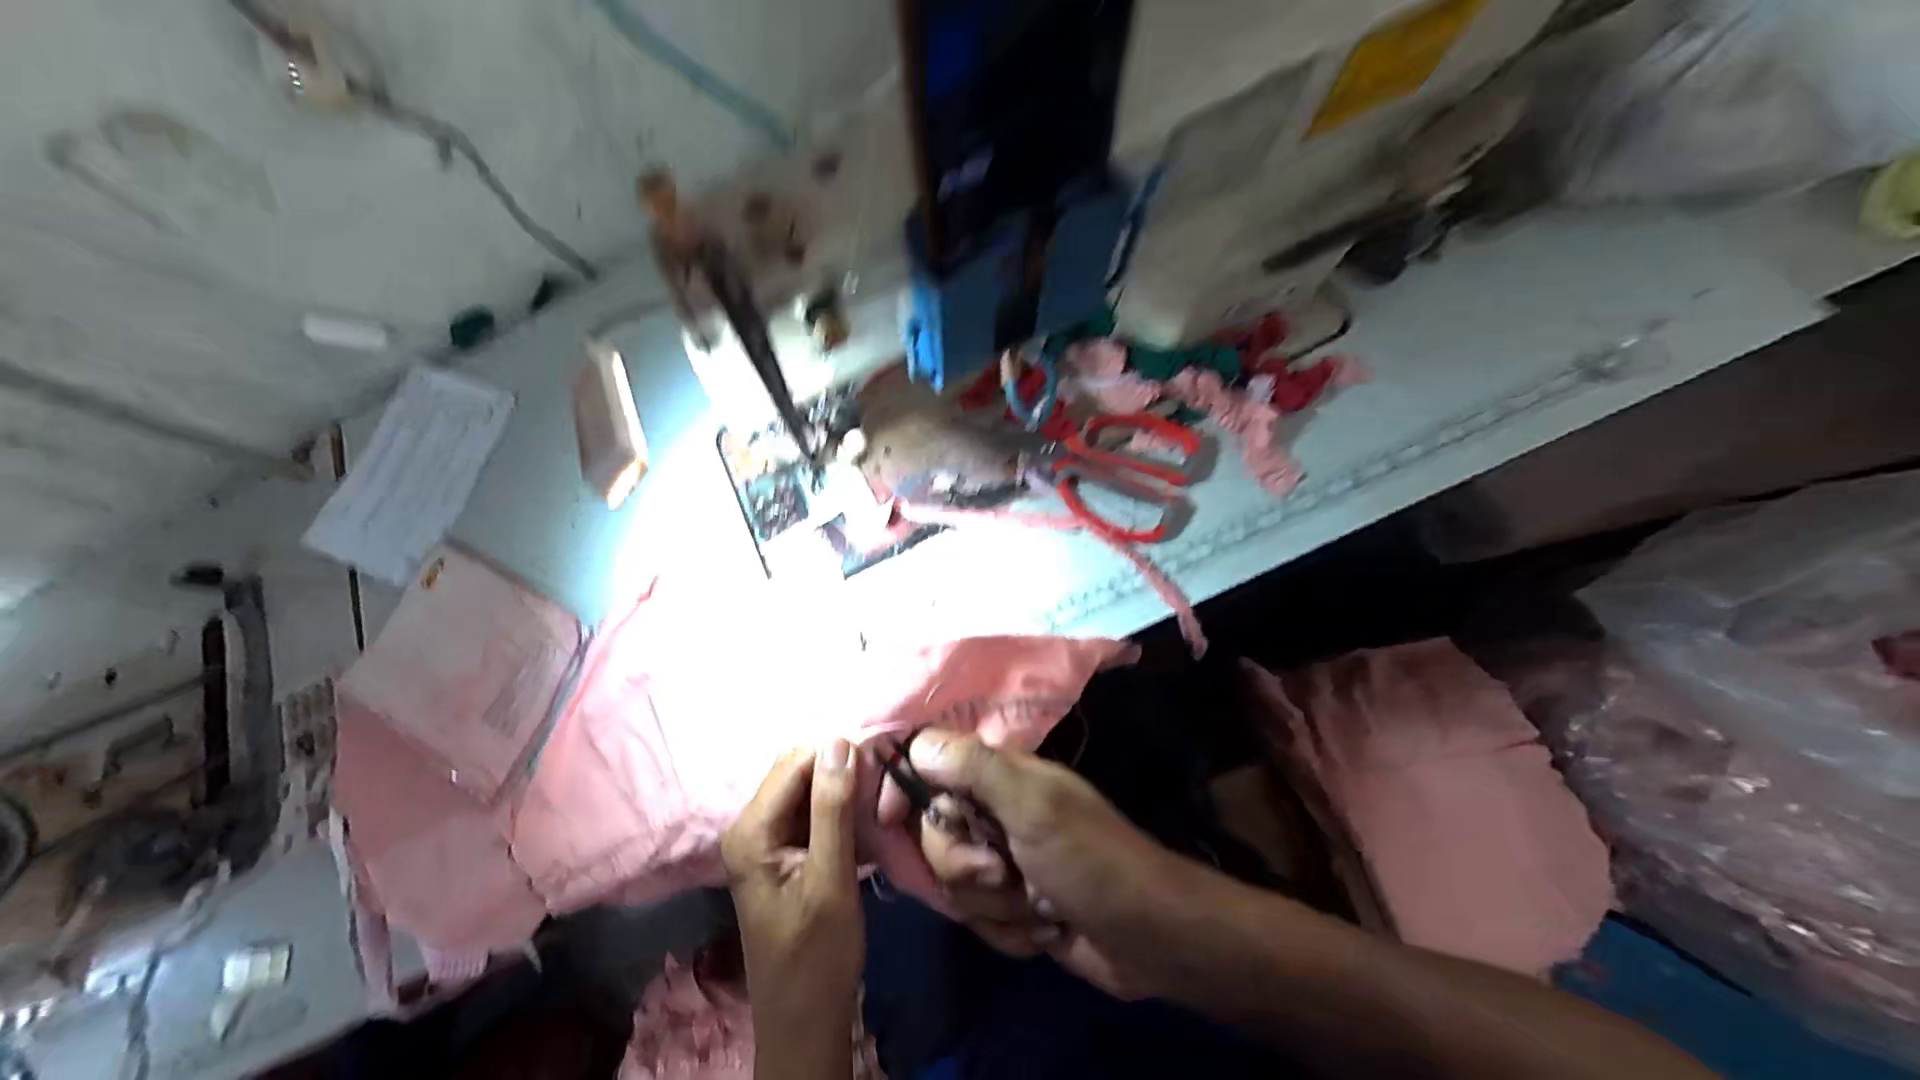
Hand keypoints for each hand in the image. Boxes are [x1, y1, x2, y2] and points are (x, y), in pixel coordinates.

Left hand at [722, 742, 863, 1075]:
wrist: (805, 1021)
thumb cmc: (817, 957)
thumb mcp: (830, 880)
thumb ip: (833, 809)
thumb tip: (840, 740)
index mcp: (750, 830)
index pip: (796, 762)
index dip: (838, 754)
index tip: (883, 760)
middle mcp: (749, 826)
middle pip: (800, 771)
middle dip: (842, 770)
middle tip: (884, 784)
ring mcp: (765, 840)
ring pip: (810, 789)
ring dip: (845, 791)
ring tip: (881, 801)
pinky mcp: (783, 852)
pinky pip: (813, 812)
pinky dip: (841, 812)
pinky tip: (868, 821)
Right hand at [881, 731, 1196, 998]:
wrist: (1149, 939)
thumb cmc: (1092, 861)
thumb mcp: (1032, 806)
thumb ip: (973, 769)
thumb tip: (917, 741)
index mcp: (999, 775)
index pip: (928, 763)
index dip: (903, 788)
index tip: (889, 819)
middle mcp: (995, 811)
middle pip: (933, 832)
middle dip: (964, 864)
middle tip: (1005, 869)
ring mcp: (1003, 859)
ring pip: (954, 881)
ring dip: (994, 903)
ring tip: (1038, 905)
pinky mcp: (1011, 904)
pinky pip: (977, 916)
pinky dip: (1008, 930)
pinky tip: (1042, 930)